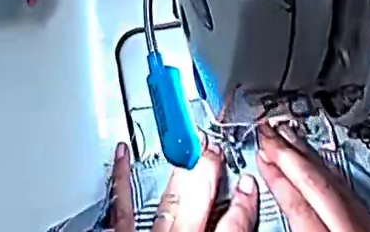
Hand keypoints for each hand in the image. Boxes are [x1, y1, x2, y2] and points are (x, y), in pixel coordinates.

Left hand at [108, 140, 258, 231]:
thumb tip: (238, 225)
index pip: (231, 230)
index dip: (243, 206)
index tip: (249, 184)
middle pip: (196, 203)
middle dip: (206, 173)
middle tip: (214, 148)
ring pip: (165, 201)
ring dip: (177, 172)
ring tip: (184, 145)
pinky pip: (120, 203)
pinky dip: (121, 174)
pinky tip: (122, 150)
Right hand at [252, 122, 369, 231]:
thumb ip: (295, 223)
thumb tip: (270, 197)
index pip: (299, 205)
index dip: (276, 177)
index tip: (260, 154)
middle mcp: (354, 229)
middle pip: (317, 184)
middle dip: (288, 154)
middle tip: (266, 130)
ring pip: (336, 182)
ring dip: (307, 156)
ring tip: (287, 134)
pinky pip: (350, 192)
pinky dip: (330, 172)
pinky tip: (319, 163)